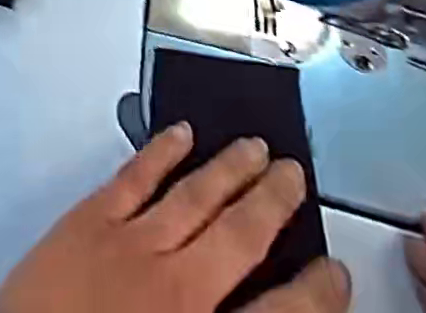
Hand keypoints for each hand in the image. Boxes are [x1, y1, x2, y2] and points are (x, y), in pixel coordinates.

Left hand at [0, 123, 350, 312]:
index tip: (333, 272)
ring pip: (196, 196)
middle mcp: (175, 285)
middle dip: (274, 202)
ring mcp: (131, 245)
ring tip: (255, 146)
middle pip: (241, 235)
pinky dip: (162, 150)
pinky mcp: (91, 219)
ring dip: (230, 168)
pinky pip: (136, 176)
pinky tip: (183, 132)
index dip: (313, 293)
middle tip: (294, 174)